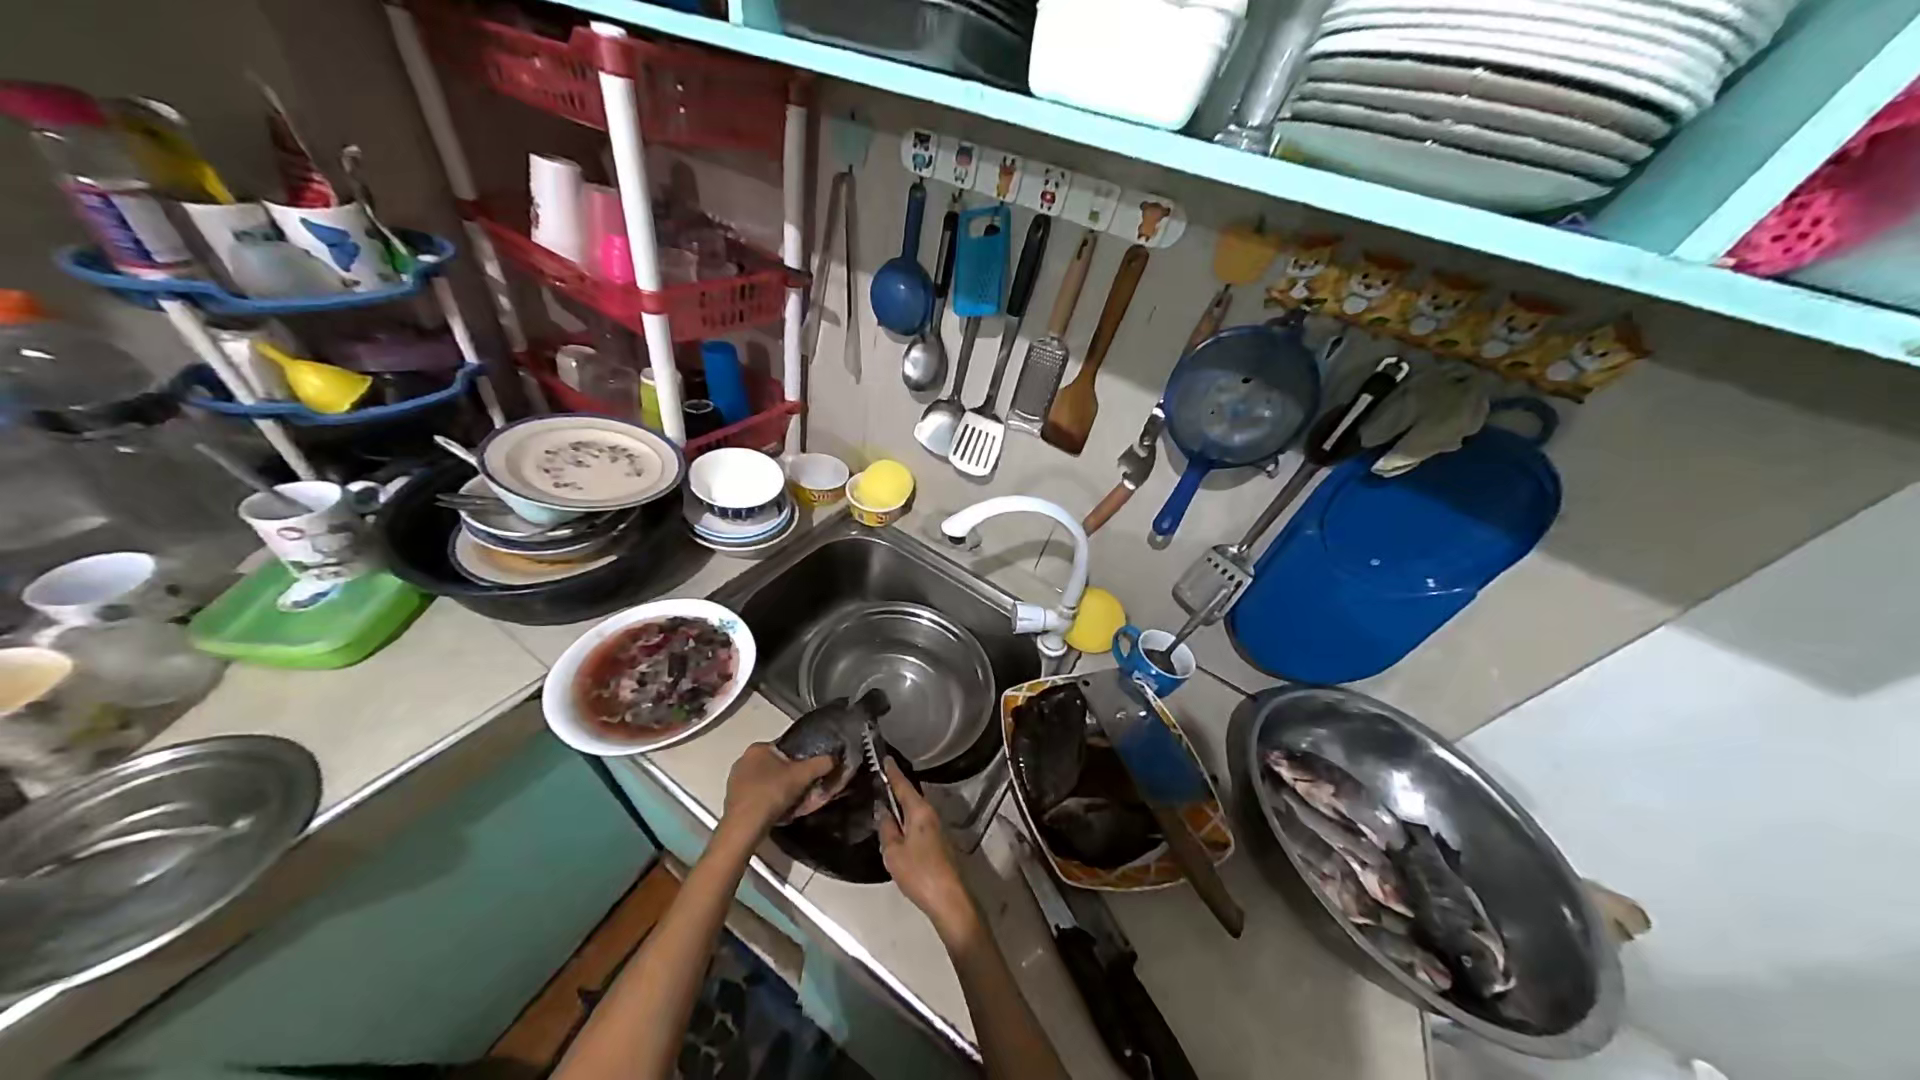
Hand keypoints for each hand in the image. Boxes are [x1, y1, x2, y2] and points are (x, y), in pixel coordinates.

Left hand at [722, 742, 834, 837]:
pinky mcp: (732, 799)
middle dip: (790, 776)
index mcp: (757, 748)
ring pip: (766, 781)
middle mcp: (743, 760)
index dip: (800, 760)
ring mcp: (735, 781)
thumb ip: (821, 763)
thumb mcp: (803, 775)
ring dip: (779, 790)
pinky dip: (768, 801)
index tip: (808, 773)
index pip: (785, 748)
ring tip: (792, 803)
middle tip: (802, 788)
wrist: (744, 827)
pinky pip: (757, 795)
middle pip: (776, 766)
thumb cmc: (772, 793)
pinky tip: (777, 812)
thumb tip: (834, 758)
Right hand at [877, 759, 977, 942]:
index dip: (893, 772)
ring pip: (915, 810)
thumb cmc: (919, 872)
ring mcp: (937, 828)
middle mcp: (931, 814)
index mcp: (919, 811)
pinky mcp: (938, 841)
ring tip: (885, 800)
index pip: (903, 785)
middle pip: (911, 796)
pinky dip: (907, 818)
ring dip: (902, 805)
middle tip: (880, 779)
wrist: (948, 899)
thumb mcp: (893, 852)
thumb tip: (883, 811)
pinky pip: (919, 822)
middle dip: (897, 787)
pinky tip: (898, 825)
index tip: (886, 757)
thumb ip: (887, 829)